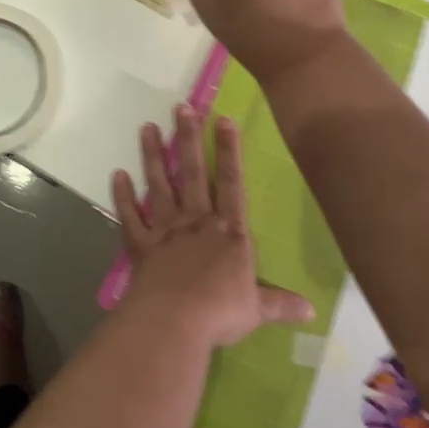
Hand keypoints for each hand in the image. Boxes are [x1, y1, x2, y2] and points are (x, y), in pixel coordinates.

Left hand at [110, 105, 313, 347]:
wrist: (174, 320)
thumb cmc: (220, 312)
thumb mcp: (257, 309)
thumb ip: (280, 302)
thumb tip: (312, 310)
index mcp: (229, 232)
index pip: (232, 183)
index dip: (230, 151)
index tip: (223, 119)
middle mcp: (197, 222)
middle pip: (193, 173)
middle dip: (189, 139)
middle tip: (181, 107)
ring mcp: (166, 230)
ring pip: (159, 185)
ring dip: (153, 156)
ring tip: (147, 127)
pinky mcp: (141, 245)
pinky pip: (130, 217)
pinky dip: (122, 196)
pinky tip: (116, 174)